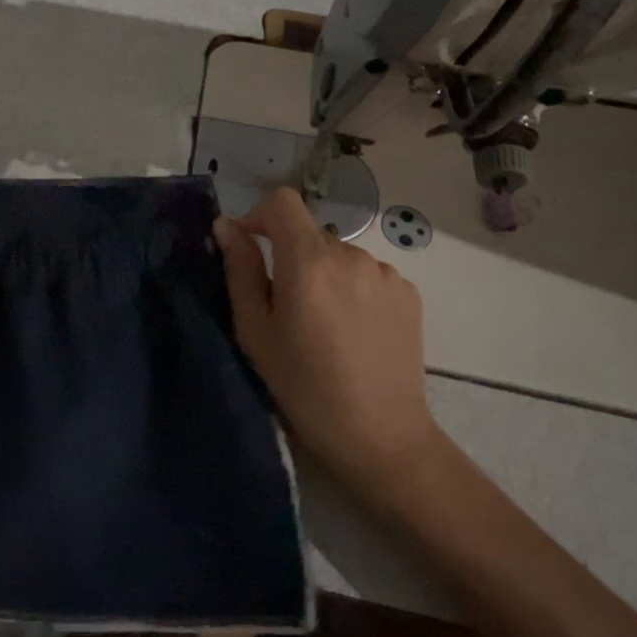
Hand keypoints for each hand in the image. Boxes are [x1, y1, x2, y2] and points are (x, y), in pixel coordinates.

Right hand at [212, 187, 438, 482]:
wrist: (380, 434)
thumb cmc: (304, 387)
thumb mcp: (256, 331)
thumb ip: (240, 270)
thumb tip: (227, 226)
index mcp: (309, 261)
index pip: (282, 202)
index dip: (260, 216)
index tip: (250, 249)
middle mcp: (351, 254)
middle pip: (309, 234)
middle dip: (291, 258)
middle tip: (286, 309)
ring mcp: (385, 272)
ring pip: (339, 256)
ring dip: (324, 275)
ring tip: (324, 326)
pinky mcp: (408, 293)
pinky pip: (368, 275)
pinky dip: (353, 291)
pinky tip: (353, 332)